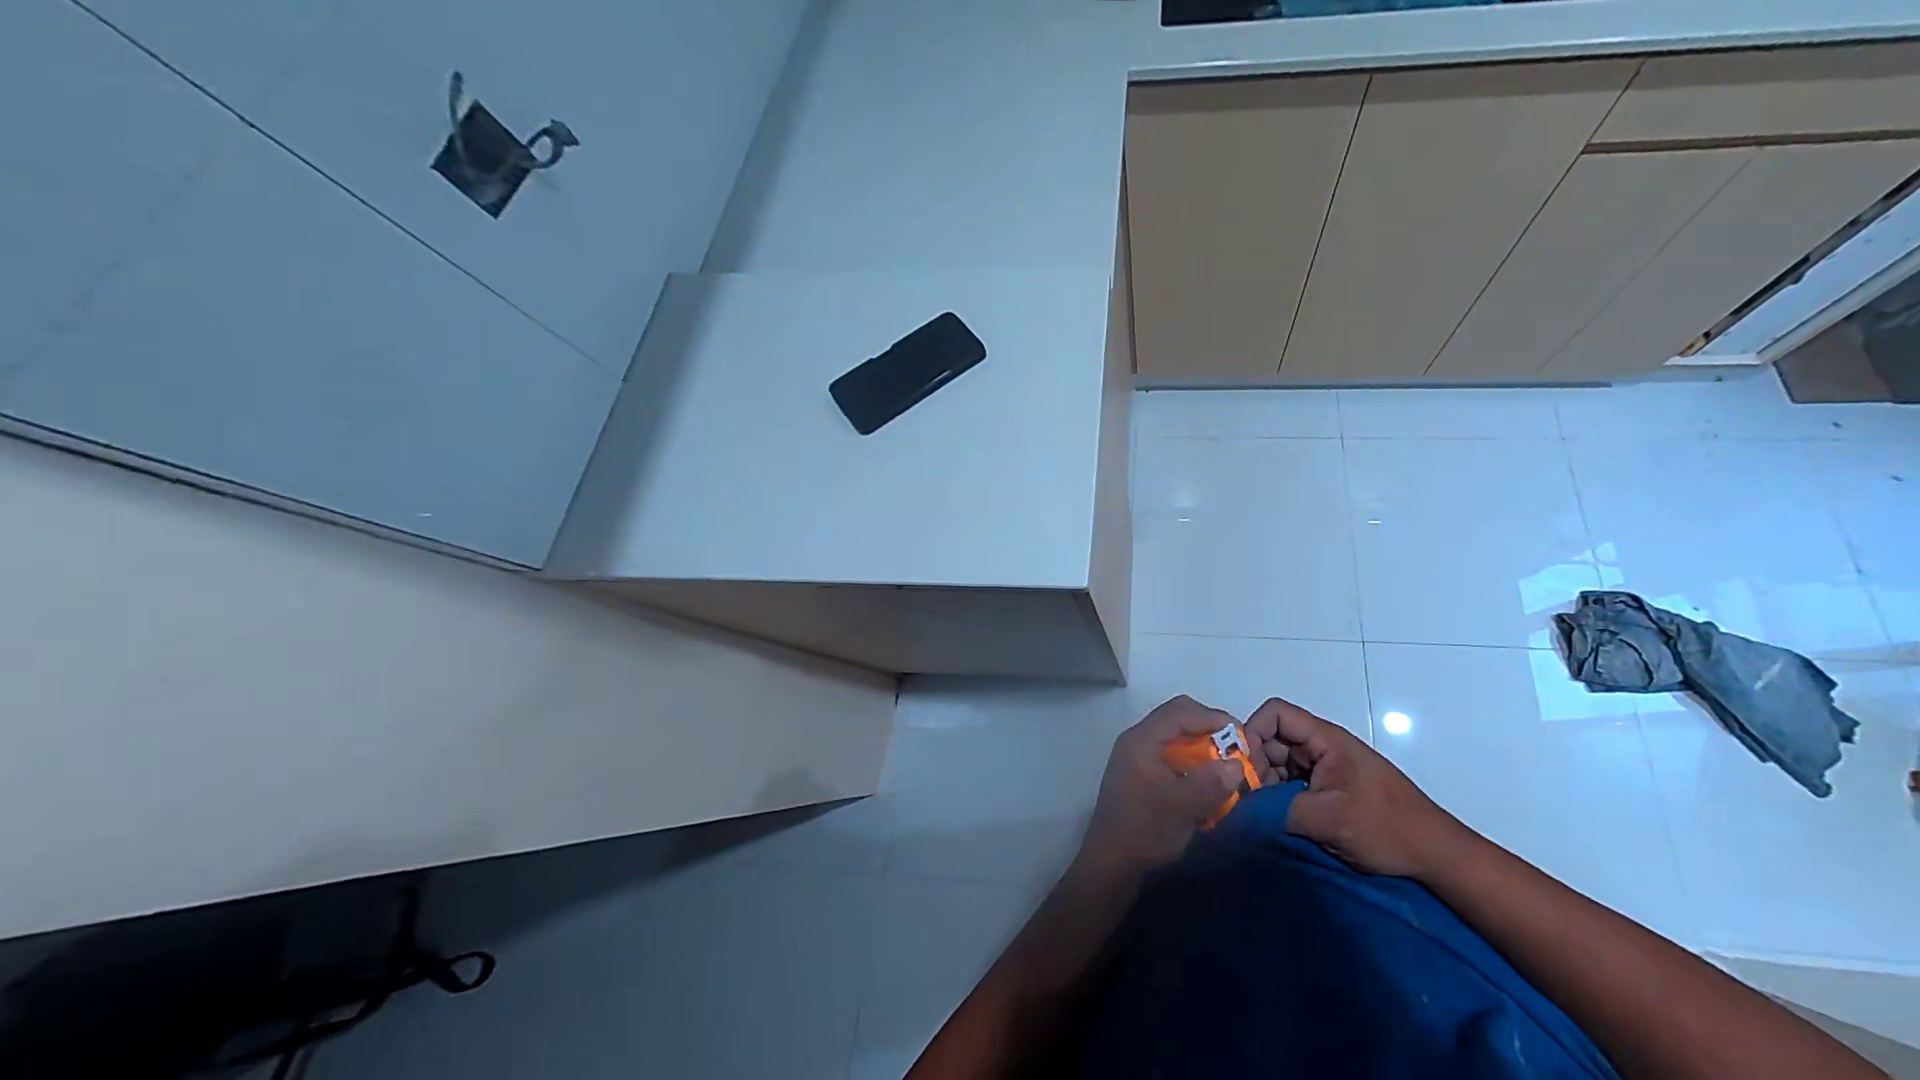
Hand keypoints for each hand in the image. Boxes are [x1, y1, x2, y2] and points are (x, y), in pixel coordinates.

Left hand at [1073, 696, 1244, 882]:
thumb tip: (1236, 764)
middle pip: (1178, 719)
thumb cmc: (1145, 830)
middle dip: (1209, 731)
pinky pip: (1171, 756)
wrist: (1112, 863)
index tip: (1242, 737)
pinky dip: (1191, 763)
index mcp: (1142, 740)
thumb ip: (1211, 782)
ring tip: (1225, 769)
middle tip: (1235, 752)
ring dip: (1202, 748)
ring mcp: (1137, 758)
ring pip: (1176, 738)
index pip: (1181, 711)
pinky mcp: (1141, 775)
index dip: (1214, 718)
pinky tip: (1206, 784)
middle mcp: (1137, 741)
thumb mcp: (1183, 807)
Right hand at [1245, 697, 1474, 879]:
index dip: (1252, 732)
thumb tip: (1237, 809)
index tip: (1244, 768)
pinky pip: (1290, 782)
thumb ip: (1278, 809)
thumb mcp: (1329, 820)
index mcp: (1326, 740)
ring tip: (1261, 812)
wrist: (1438, 857)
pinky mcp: (1328, 788)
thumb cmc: (1387, 829)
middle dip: (1254, 764)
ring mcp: (1326, 768)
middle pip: (1271, 738)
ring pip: (1278, 762)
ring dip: (1265, 784)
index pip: (1275, 714)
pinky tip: (1276, 818)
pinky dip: (1277, 796)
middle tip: (1248, 798)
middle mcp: (1323, 747)